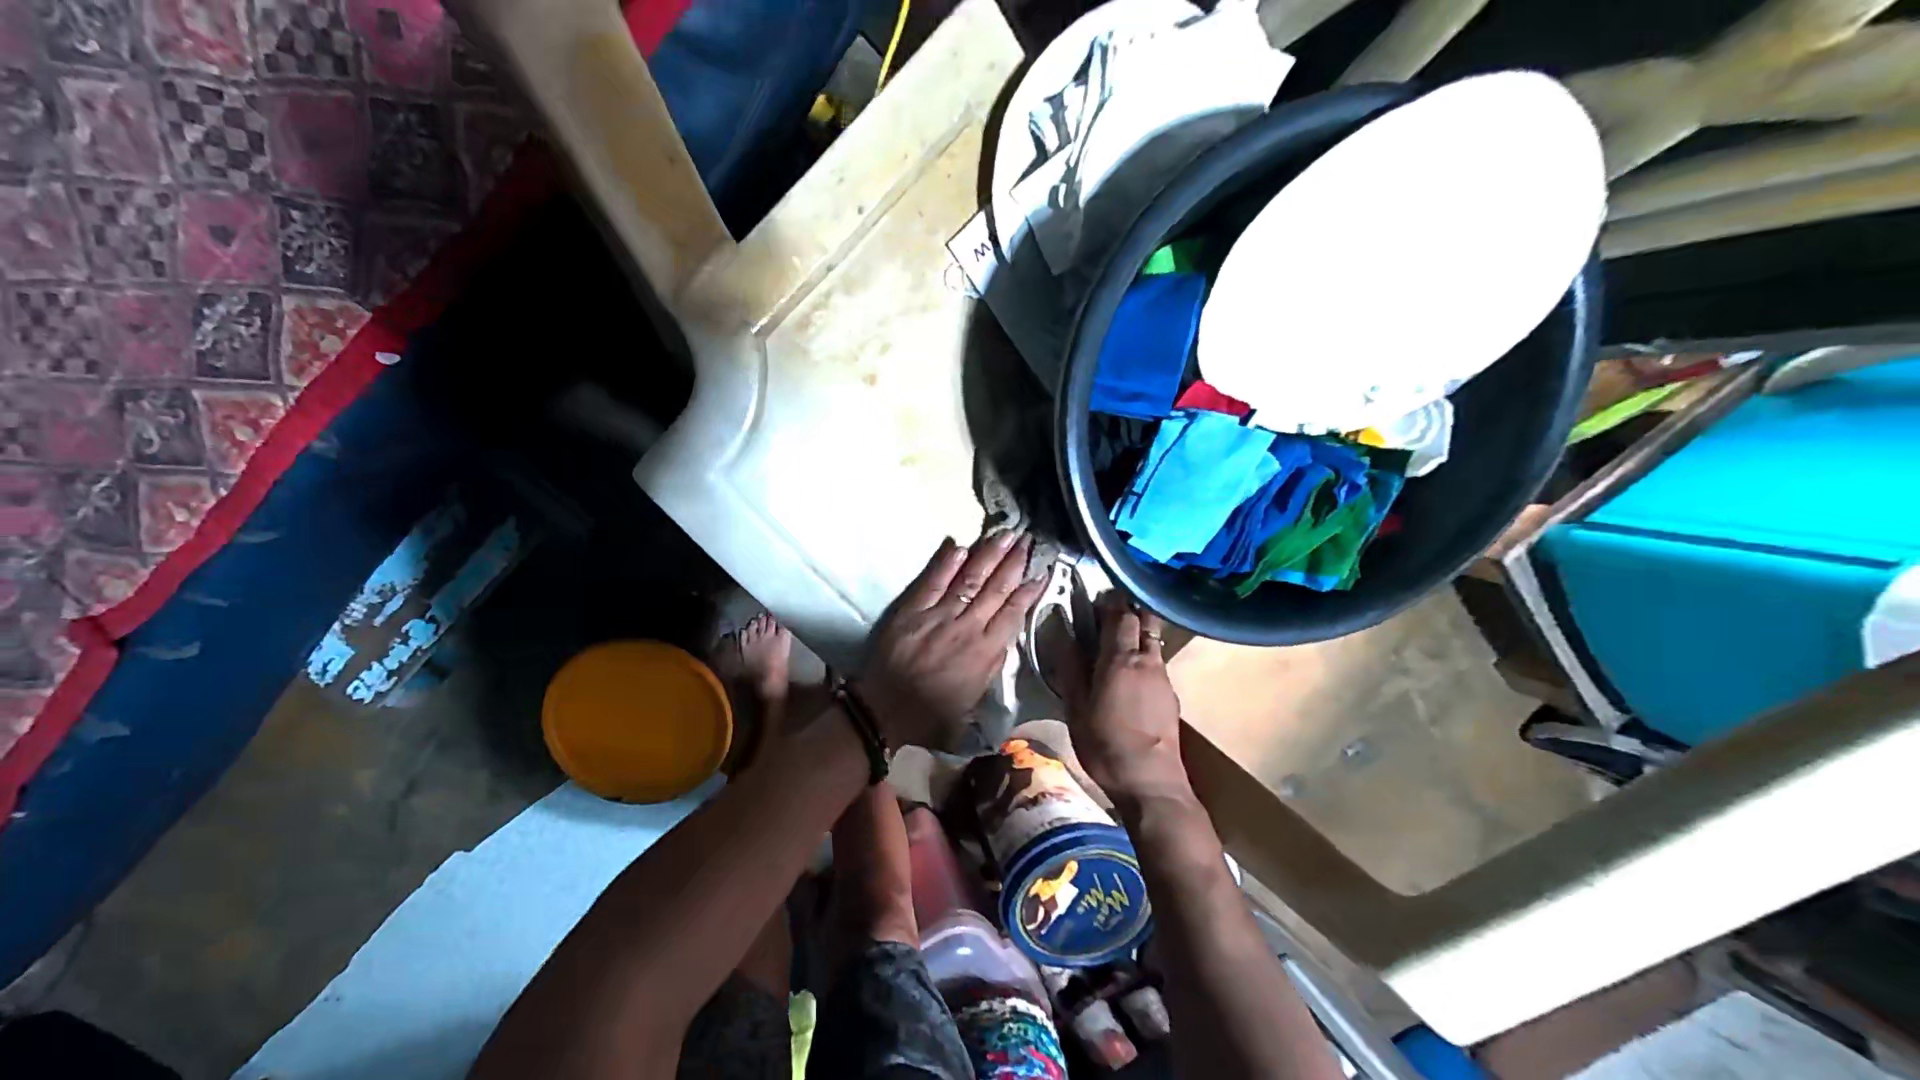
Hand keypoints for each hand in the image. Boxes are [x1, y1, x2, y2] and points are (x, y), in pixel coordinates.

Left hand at [857, 532, 1043, 750]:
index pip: (1013, 614)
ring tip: (1005, 535)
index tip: (1042, 571)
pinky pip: (933, 582)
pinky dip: (947, 564)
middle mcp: (966, 628)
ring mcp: (938, 616)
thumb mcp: (973, 702)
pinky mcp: (912, 610)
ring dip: (989, 555)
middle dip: (1014, 563)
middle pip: (996, 589)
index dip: (1029, 591)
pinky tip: (961, 547)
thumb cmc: (930, 714)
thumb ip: (991, 668)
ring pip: (970, 579)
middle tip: (1028, 540)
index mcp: (984, 652)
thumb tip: (1004, 639)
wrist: (884, 711)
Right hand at [1066, 594, 1191, 806]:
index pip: (1120, 615)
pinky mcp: (1172, 696)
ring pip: (1154, 641)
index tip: (1097, 596)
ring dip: (1140, 633)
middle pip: (1146, 621)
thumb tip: (1063, 635)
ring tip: (1120, 641)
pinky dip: (1146, 656)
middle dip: (1131, 609)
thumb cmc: (1105, 744)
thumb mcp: (1076, 708)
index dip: (1110, 601)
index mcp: (1121, 659)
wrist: (1150, 782)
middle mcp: (1148, 660)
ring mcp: (1164, 678)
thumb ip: (1070, 668)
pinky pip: (1158, 663)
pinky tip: (1133, 674)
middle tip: (1112, 610)